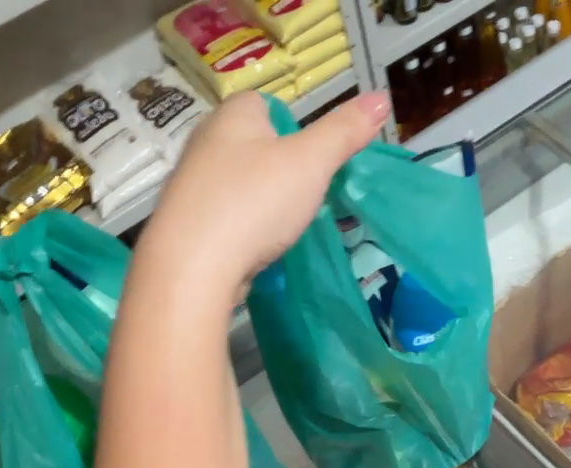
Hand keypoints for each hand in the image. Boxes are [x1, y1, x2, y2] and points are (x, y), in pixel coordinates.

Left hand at [140, 90, 390, 298]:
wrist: (194, 265)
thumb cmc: (255, 203)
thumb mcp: (311, 163)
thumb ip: (344, 133)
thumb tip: (381, 99)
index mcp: (233, 114)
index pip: (268, 107)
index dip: (295, 132)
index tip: (314, 163)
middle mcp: (206, 141)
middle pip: (256, 148)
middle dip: (282, 171)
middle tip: (306, 200)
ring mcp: (193, 184)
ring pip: (242, 185)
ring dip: (264, 204)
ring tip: (283, 230)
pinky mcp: (189, 224)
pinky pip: (228, 218)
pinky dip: (245, 231)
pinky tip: (257, 250)